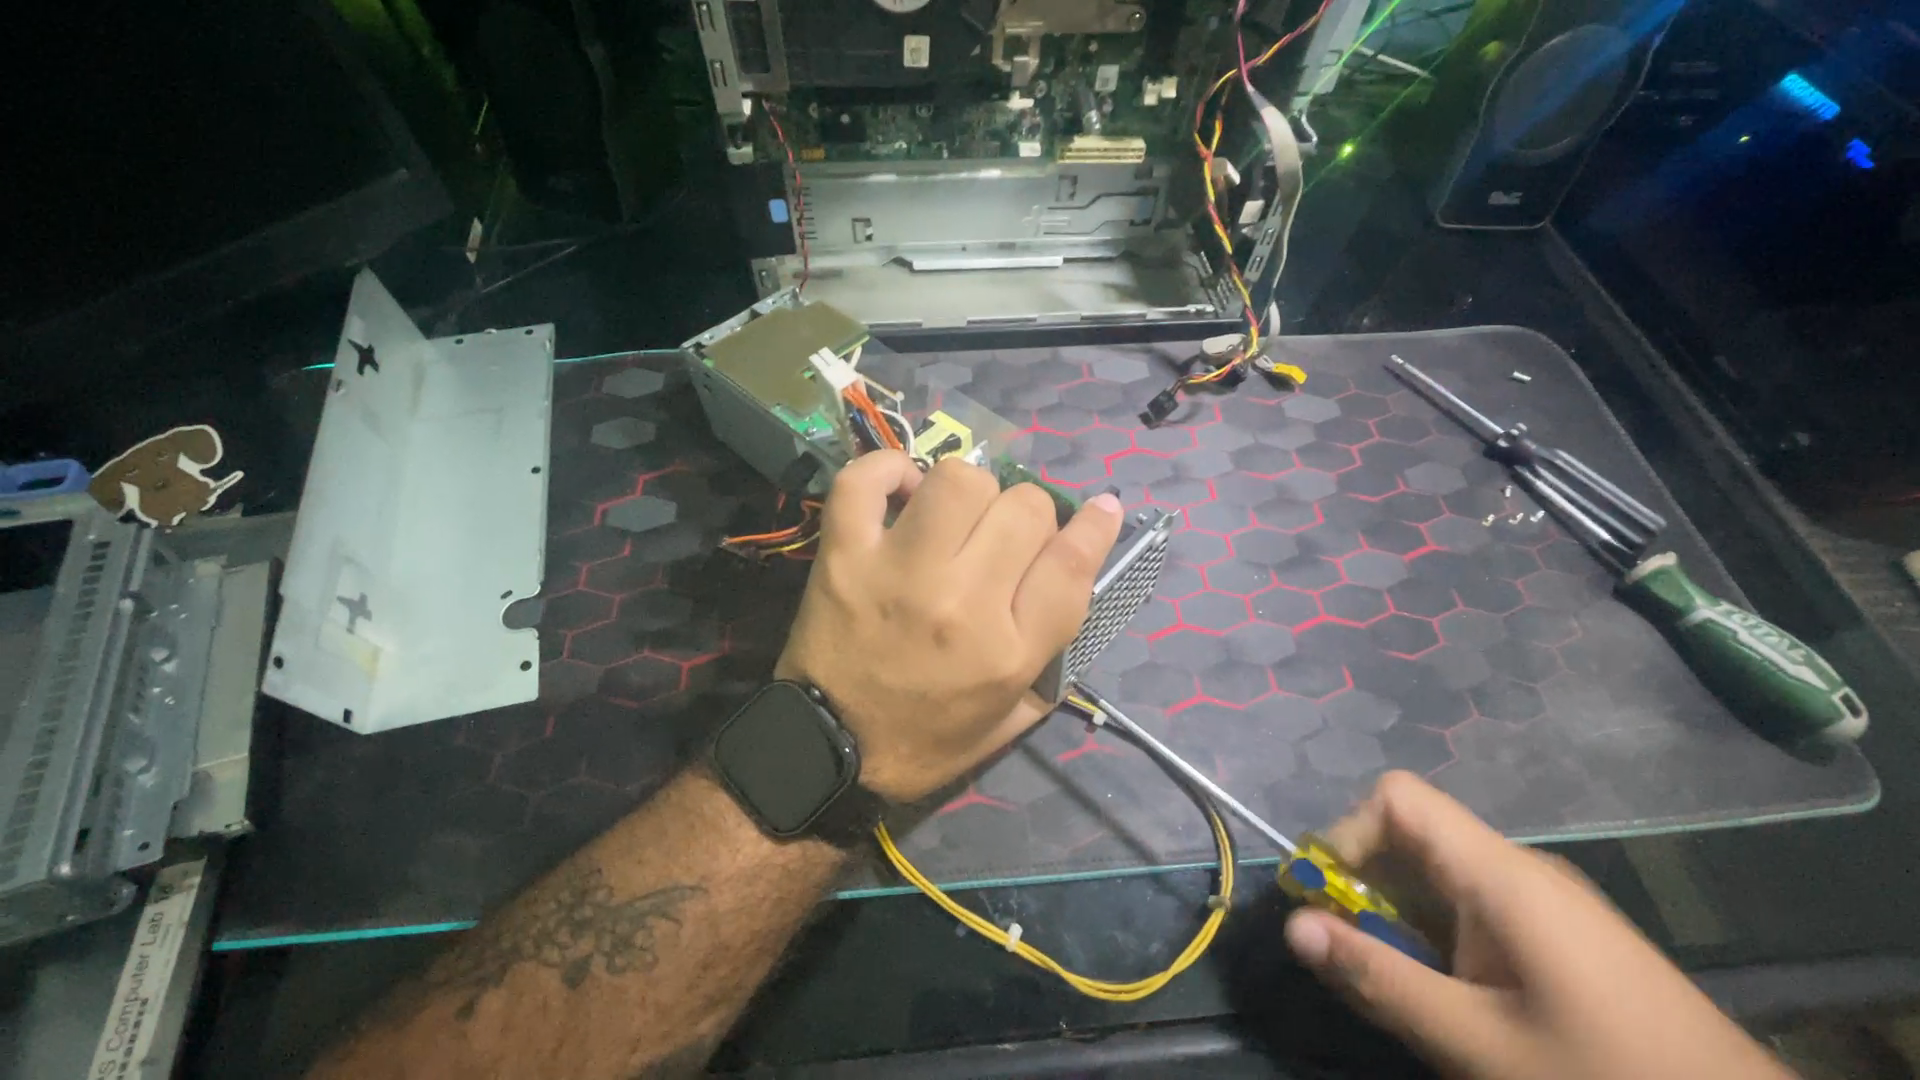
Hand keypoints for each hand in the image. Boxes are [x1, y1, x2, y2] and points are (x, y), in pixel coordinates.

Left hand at [776, 452, 1122, 802]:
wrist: (830, 750)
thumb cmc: (925, 740)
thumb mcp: (1010, 720)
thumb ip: (1054, 656)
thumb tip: (1079, 576)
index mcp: (1009, 652)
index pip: (1072, 564)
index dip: (1095, 527)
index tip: (1101, 509)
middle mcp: (962, 603)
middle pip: (1023, 509)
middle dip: (1025, 516)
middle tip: (1000, 537)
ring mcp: (900, 572)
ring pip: (959, 481)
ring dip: (967, 490)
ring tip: (952, 516)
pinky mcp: (845, 555)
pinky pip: (866, 480)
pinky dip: (887, 469)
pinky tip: (902, 488)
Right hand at [1283, 772, 1792, 1079]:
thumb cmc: (1603, 1074)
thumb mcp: (1477, 1043)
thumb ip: (1379, 979)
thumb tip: (1292, 927)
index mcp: (1501, 874)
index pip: (1398, 798)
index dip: (1347, 834)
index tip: (1325, 899)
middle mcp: (1519, 869)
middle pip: (1412, 835)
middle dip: (1362, 884)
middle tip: (1348, 952)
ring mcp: (1544, 900)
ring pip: (1438, 876)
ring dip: (1396, 916)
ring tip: (1397, 984)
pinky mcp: (1559, 933)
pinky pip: (1471, 907)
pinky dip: (1434, 935)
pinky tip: (1448, 995)